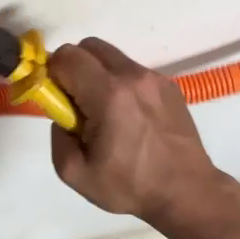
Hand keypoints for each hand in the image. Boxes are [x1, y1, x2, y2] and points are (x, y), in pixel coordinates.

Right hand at [47, 37, 239, 238]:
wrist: (186, 191)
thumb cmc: (130, 186)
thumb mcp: (75, 174)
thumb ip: (57, 137)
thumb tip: (62, 117)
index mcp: (108, 96)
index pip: (68, 57)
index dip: (53, 74)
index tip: (56, 99)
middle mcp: (133, 77)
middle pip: (89, 46)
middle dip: (73, 68)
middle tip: (76, 103)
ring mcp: (155, 79)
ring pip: (112, 57)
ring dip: (97, 76)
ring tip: (104, 114)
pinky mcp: (169, 86)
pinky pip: (132, 72)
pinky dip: (120, 84)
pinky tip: (127, 118)